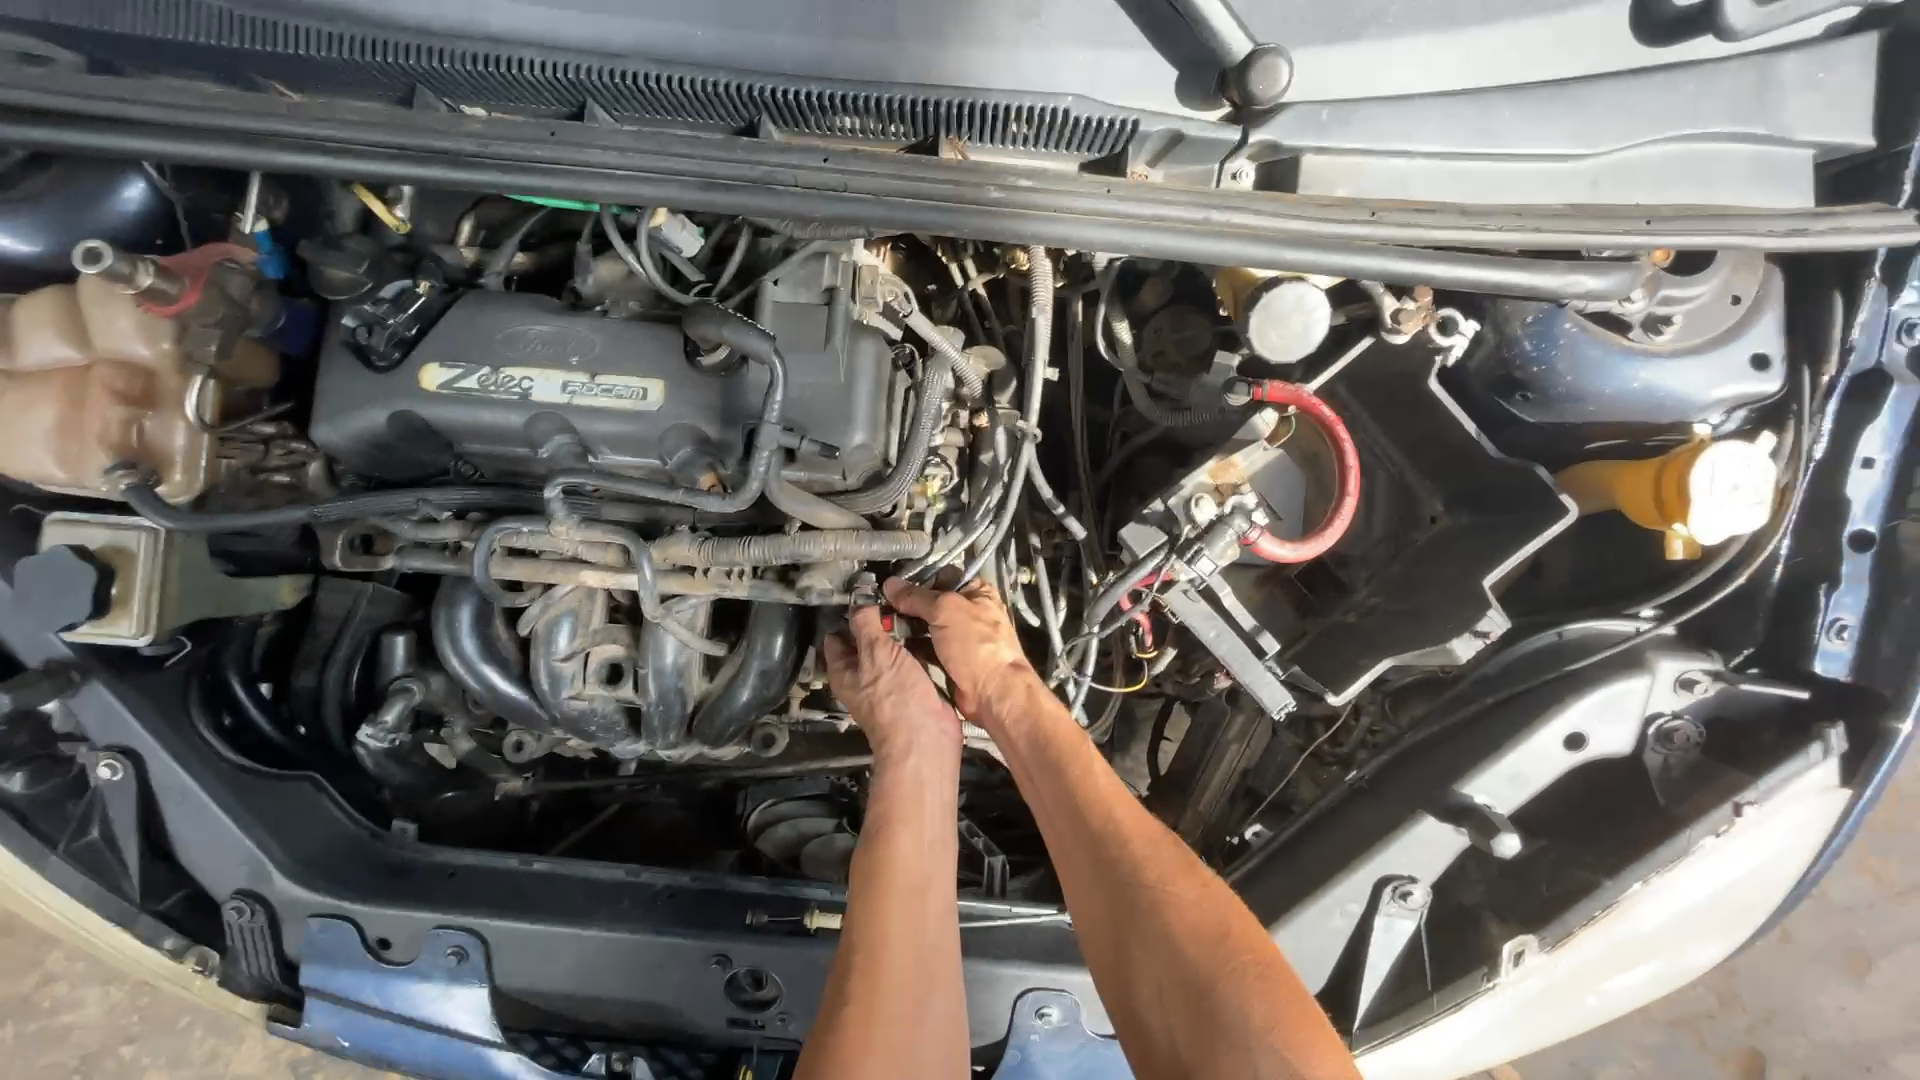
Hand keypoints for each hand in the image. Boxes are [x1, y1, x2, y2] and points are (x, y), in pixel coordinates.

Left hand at [823, 604, 961, 766]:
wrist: (926, 737)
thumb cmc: (895, 696)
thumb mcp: (876, 652)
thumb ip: (866, 623)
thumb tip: (859, 601)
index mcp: (843, 670)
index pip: (837, 634)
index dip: (848, 613)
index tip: (867, 592)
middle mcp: (863, 676)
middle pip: (867, 640)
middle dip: (880, 620)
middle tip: (897, 597)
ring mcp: (889, 682)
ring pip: (892, 648)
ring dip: (902, 631)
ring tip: (916, 607)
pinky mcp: (913, 686)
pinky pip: (913, 659)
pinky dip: (919, 645)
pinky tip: (929, 629)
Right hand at [882, 577, 1037, 725]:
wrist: (992, 693)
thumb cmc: (975, 644)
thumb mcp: (945, 611)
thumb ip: (916, 597)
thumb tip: (890, 584)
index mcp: (976, 592)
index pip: (942, 576)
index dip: (918, 580)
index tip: (892, 587)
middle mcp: (969, 611)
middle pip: (931, 602)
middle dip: (908, 606)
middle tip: (881, 609)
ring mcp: (959, 637)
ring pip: (926, 626)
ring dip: (906, 627)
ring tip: (881, 626)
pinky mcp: (950, 659)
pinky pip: (926, 647)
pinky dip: (911, 646)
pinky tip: (891, 645)